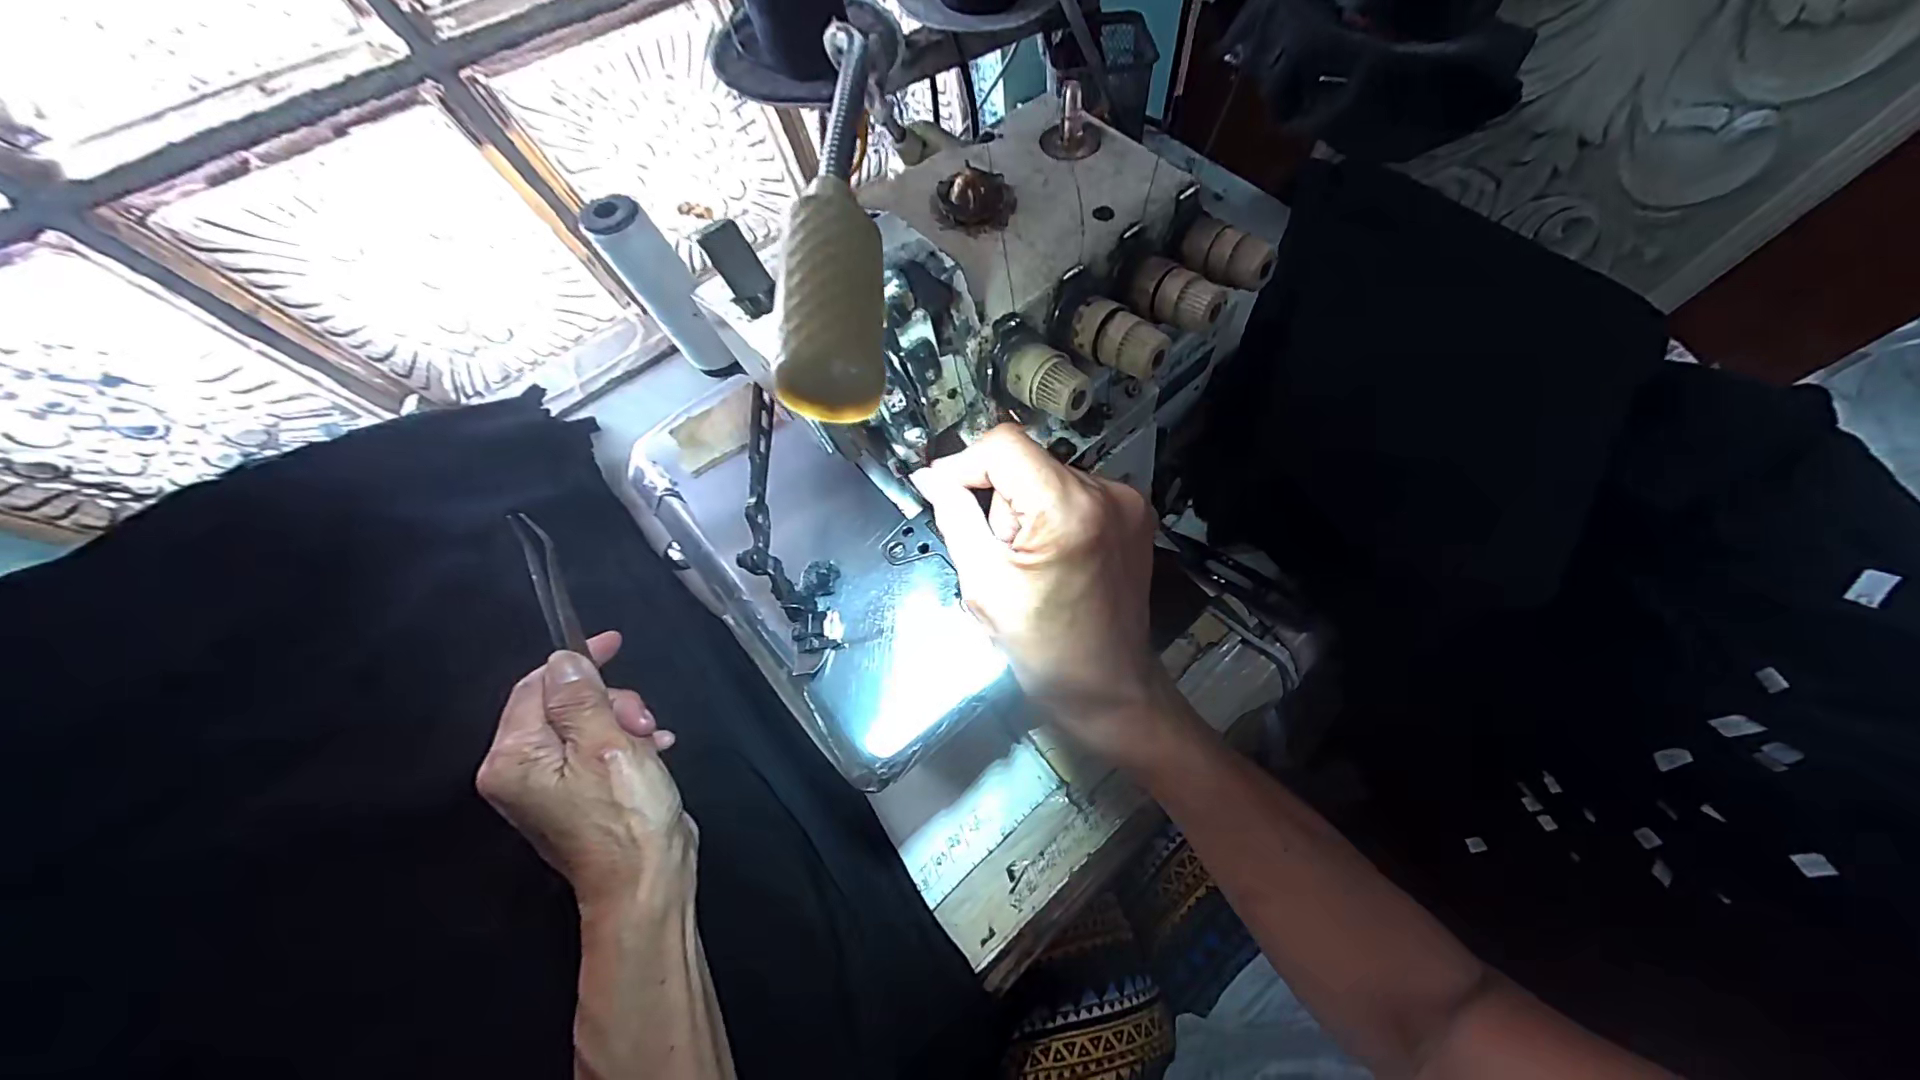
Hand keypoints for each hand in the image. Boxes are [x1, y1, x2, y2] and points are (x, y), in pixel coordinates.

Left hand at [477, 631, 694, 913]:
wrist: (647, 879)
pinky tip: (656, 750)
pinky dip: (628, 741)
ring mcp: (550, 784)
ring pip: (589, 722)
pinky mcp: (579, 792)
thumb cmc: (626, 814)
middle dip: (611, 701)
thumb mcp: (607, 744)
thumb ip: (582, 698)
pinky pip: (600, 746)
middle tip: (642, 720)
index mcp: (513, 758)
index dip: (576, 661)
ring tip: (654, 740)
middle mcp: (521, 770)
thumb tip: (564, 660)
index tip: (613, 642)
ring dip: (626, 721)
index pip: (537, 687)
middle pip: (565, 704)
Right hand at [910, 425, 1190, 768]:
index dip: (964, 466)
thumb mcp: (985, 585)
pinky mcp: (1130, 514)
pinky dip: (1049, 517)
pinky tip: (1053, 560)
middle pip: (1024, 462)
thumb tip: (933, 479)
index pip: (1003, 445)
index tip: (945, 493)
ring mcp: (1125, 503)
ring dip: (1024, 513)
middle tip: (1004, 557)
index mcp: (1071, 509)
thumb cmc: (1053, 651)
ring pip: (1044, 477)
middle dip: (999, 504)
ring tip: (1033, 566)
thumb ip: (955, 518)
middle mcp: (1108, 494)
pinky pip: (1069, 493)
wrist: (1108, 685)